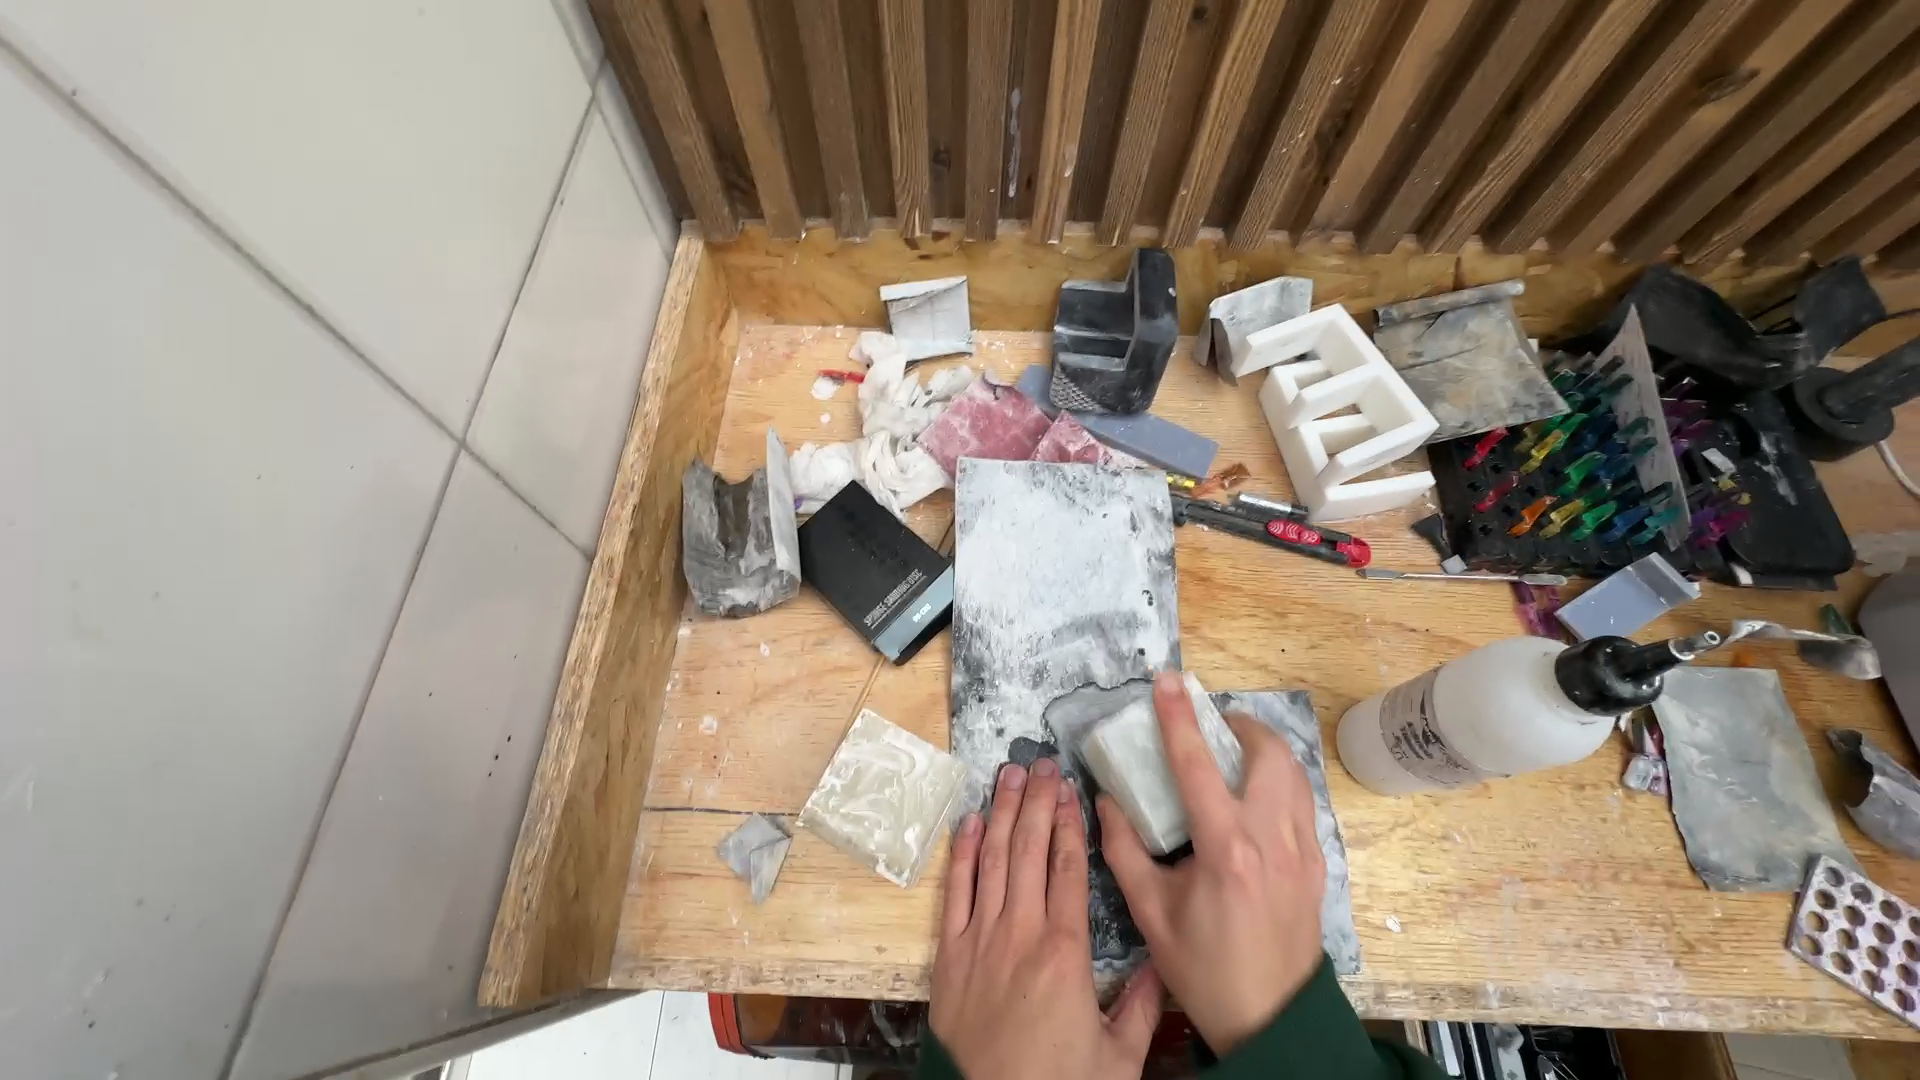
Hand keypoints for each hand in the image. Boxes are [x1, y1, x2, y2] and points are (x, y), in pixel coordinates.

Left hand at [930, 758, 1163, 1079]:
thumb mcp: (1118, 1060)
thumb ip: (1142, 1008)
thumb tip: (1164, 967)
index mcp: (1066, 950)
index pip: (1068, 867)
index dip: (1069, 823)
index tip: (1070, 789)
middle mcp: (1021, 930)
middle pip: (1030, 849)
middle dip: (1038, 801)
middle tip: (1042, 763)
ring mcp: (980, 937)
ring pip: (993, 859)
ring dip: (1003, 812)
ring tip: (1010, 774)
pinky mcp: (948, 953)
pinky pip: (956, 890)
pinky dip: (963, 852)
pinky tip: (971, 822)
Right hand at [1096, 671, 1326, 1055]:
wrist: (1274, 1022)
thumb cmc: (1204, 968)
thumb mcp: (1150, 912)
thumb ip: (1124, 849)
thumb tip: (1106, 800)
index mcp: (1227, 848)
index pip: (1198, 764)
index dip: (1178, 717)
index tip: (1166, 679)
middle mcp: (1272, 838)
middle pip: (1268, 753)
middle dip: (1238, 724)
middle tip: (1208, 723)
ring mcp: (1302, 849)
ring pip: (1294, 772)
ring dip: (1262, 748)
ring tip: (1230, 751)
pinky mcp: (1316, 863)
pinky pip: (1301, 801)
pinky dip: (1278, 779)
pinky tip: (1251, 796)